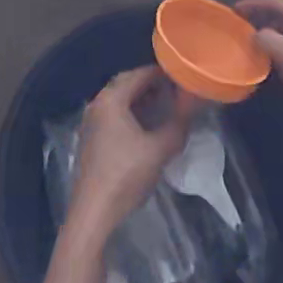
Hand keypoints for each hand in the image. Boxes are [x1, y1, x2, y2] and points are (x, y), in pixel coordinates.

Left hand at [70, 67, 196, 238]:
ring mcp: (90, 120)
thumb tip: (193, 104)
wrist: (94, 208)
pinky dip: (128, 111)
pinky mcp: (90, 136)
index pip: (137, 75)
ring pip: (116, 99)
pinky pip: (111, 113)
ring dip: (138, 98)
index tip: (179, 75)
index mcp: (111, 100)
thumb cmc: (126, 174)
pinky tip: (143, 125)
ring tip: (162, 104)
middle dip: (148, 84)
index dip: (159, 73)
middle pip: (124, 84)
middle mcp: (97, 104)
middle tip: (172, 89)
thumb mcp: (159, 150)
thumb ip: (178, 124)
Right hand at [237, 0, 282, 123]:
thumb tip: (254, 34)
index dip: (252, 4)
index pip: (276, 1)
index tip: (232, 9)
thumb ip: (266, 39)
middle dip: (261, 17)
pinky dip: (282, 43)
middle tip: (239, 23)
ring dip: (271, 32)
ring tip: (251, 38)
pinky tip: (271, 54)